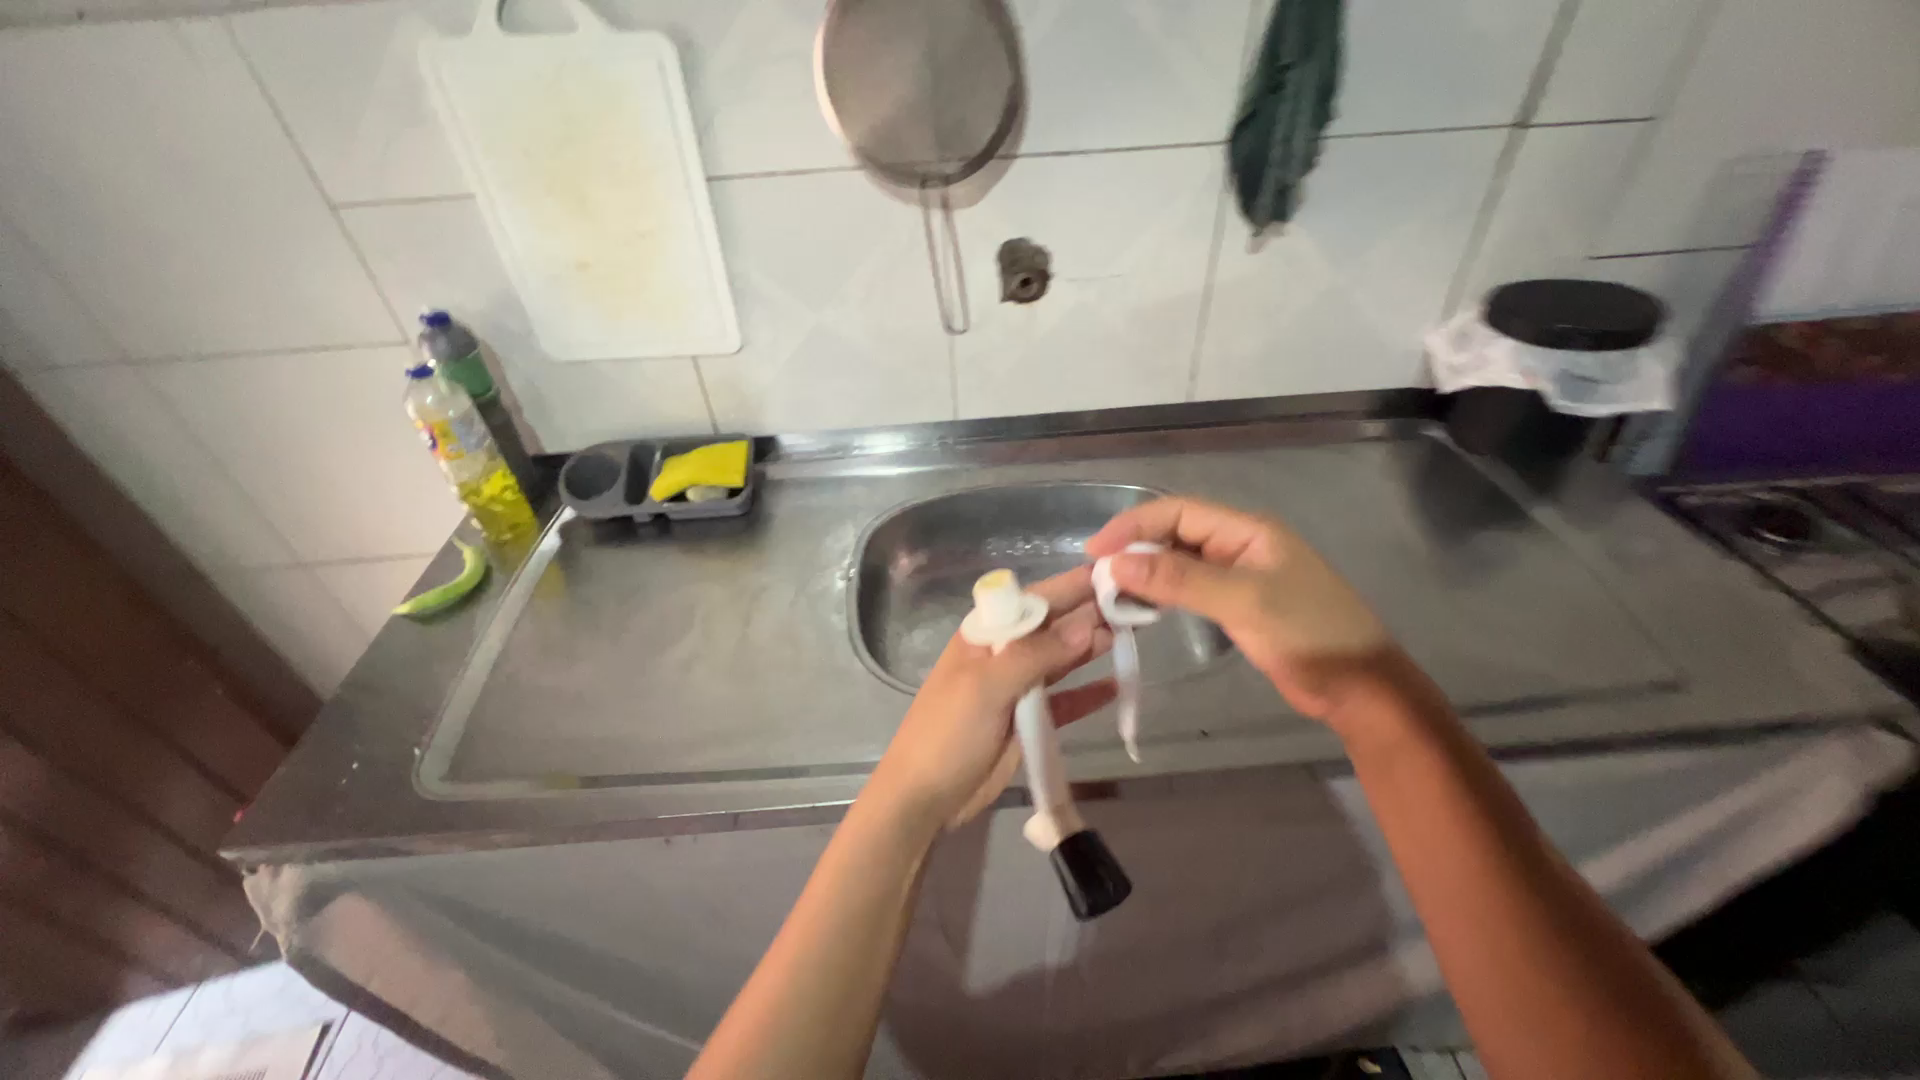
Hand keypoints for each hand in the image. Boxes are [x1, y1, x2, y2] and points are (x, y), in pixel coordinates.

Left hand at [864, 566, 1115, 832]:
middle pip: (1054, 627)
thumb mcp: (987, 687)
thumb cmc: (948, 732)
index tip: (1115, 573)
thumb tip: (1088, 624)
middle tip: (1139, 604)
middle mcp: (1004, 654)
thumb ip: (1036, 655)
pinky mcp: (1029, 722)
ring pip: (1063, 660)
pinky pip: (1065, 701)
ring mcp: (1017, 688)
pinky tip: (1118, 686)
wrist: (924, 797)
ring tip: (1133, 634)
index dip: (1072, 585)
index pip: (1035, 600)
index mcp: (985, 635)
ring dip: (1093, 647)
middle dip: (1091, 613)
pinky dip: (1089, 694)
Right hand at [1086, 496, 1399, 725]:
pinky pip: (1190, 588)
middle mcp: (1240, 545)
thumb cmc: (1309, 634)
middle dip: (1135, 549)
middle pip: (1176, 533)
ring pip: (1180, 562)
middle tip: (1096, 576)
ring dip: (1146, 573)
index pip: (1178, 512)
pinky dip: (1163, 594)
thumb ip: (1180, 580)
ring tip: (1110, 593)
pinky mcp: (1238, 605)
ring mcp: (1240, 576)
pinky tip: (1142, 608)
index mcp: (1248, 530)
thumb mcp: (1244, 602)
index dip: (1133, 526)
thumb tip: (1115, 564)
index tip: (1094, 552)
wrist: (1359, 686)